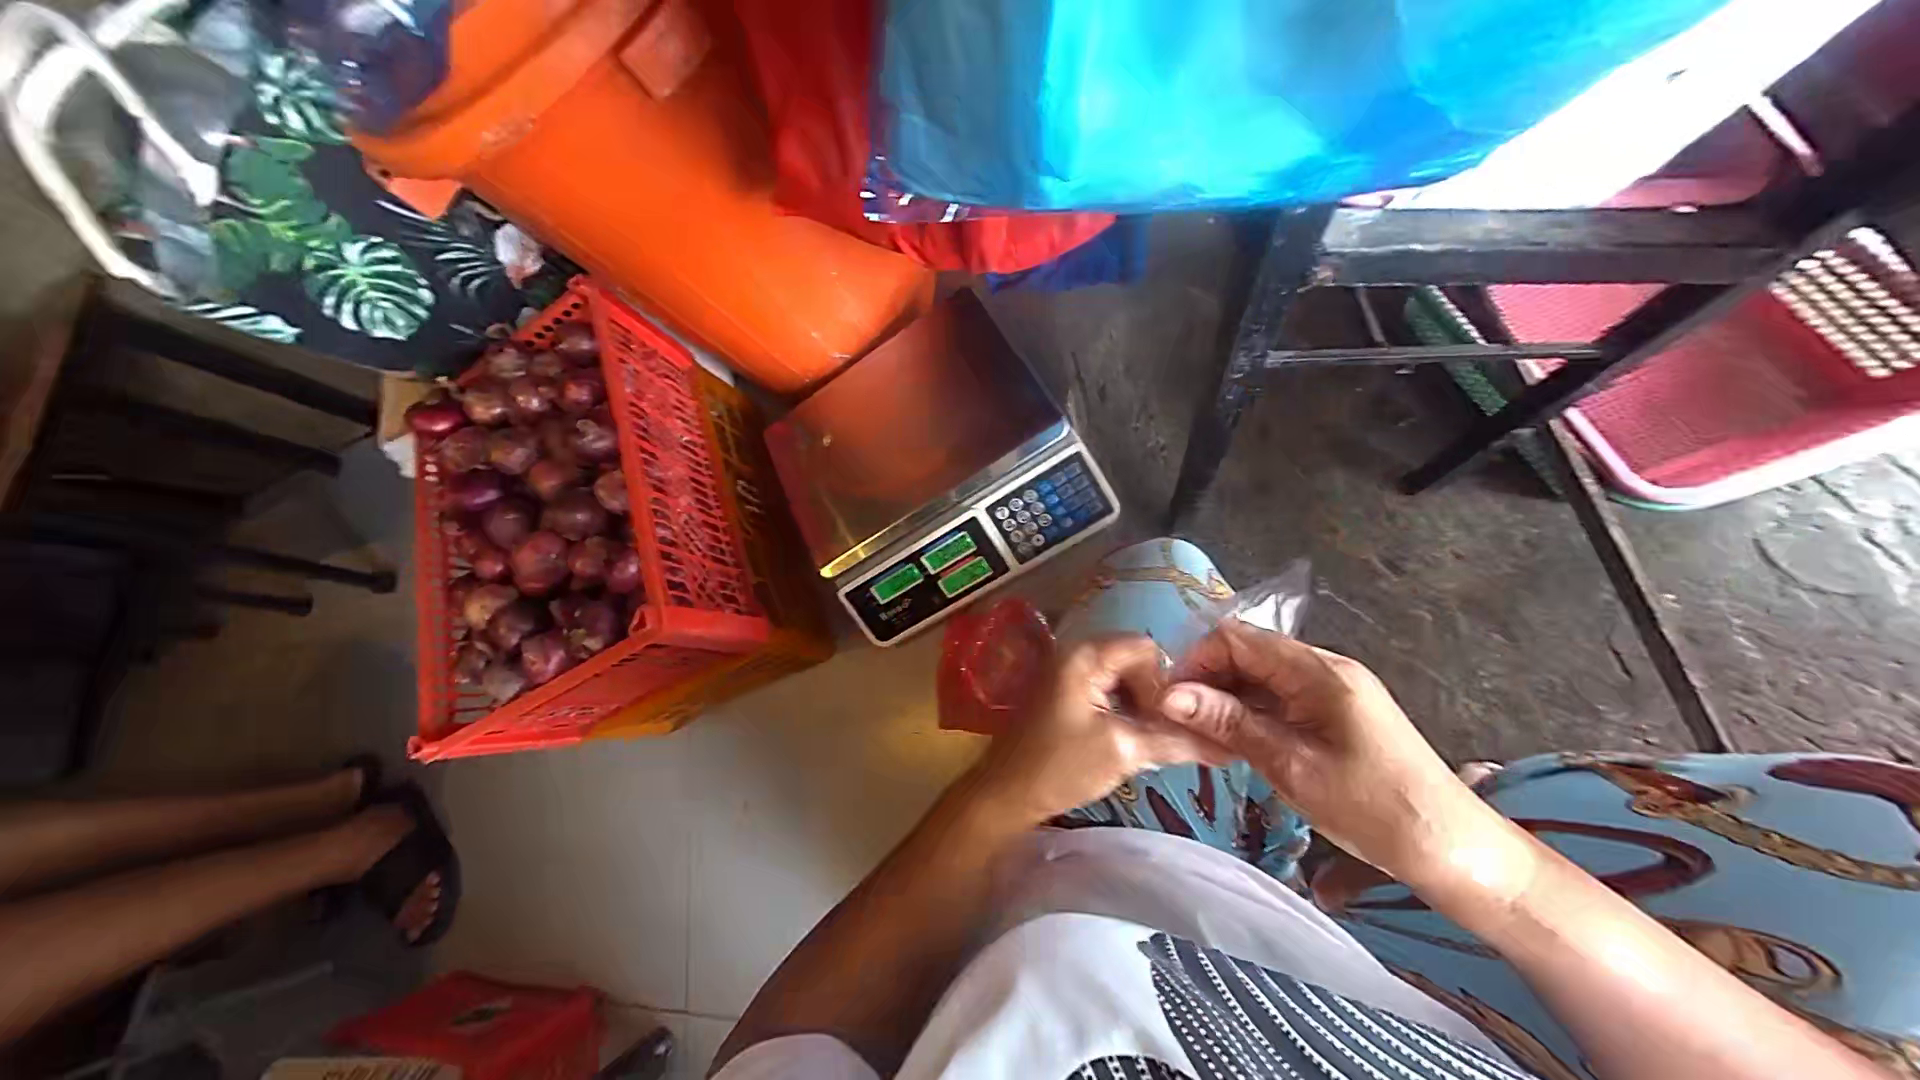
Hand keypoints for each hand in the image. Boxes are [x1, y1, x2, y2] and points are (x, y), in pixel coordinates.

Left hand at [973, 636, 1231, 824]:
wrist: (1006, 794)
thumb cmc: (1061, 766)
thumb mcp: (1123, 751)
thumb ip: (1173, 739)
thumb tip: (1226, 745)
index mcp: (1085, 655)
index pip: (1147, 648)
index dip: (1165, 682)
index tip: (1170, 720)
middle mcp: (1075, 653)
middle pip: (1135, 662)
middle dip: (1155, 696)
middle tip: (1165, 734)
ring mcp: (1066, 673)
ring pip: (1122, 679)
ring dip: (1141, 706)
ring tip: (1150, 742)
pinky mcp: (1064, 694)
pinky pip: (1105, 691)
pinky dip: (1123, 712)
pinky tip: (1130, 741)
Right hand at [1155, 621, 1495, 883]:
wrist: (1453, 849)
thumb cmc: (1373, 806)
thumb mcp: (1291, 765)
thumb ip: (1229, 723)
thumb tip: (1170, 694)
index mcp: (1316, 670)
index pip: (1236, 638)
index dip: (1195, 661)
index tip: (1169, 700)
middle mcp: (1322, 668)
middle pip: (1245, 655)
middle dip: (1206, 682)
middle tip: (1178, 725)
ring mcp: (1329, 690)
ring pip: (1257, 678)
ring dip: (1224, 702)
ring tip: (1200, 740)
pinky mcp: (1333, 713)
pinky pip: (1276, 699)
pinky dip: (1248, 716)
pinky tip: (1233, 745)